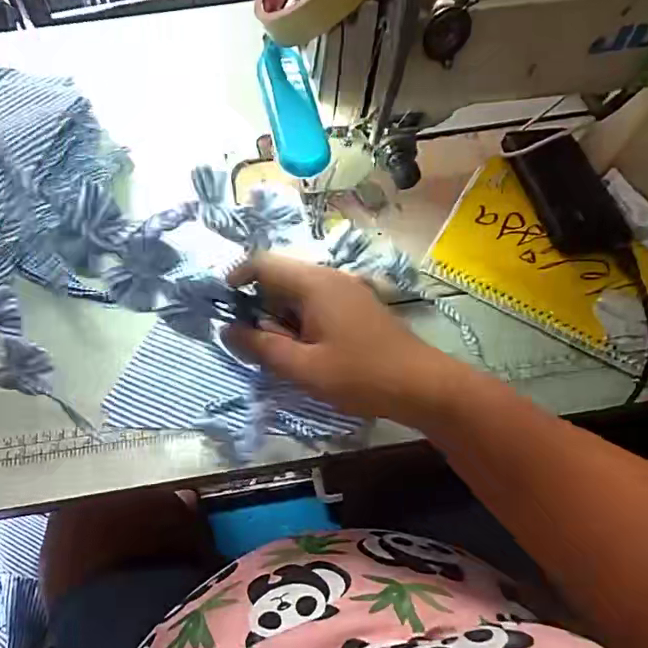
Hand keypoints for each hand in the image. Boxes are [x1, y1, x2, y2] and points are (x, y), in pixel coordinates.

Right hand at [222, 254, 464, 423]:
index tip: (224, 305)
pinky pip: (319, 303)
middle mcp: (331, 277)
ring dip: (282, 317)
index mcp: (315, 283)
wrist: (423, 385)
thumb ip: (262, 348)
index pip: (263, 263)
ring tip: (283, 353)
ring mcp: (349, 290)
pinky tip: (309, 351)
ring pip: (300, 293)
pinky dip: (302, 320)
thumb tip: (228, 330)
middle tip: (255, 342)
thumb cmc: (361, 376)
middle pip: (281, 277)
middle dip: (260, 305)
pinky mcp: (359, 307)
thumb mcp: (304, 368)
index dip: (237, 278)